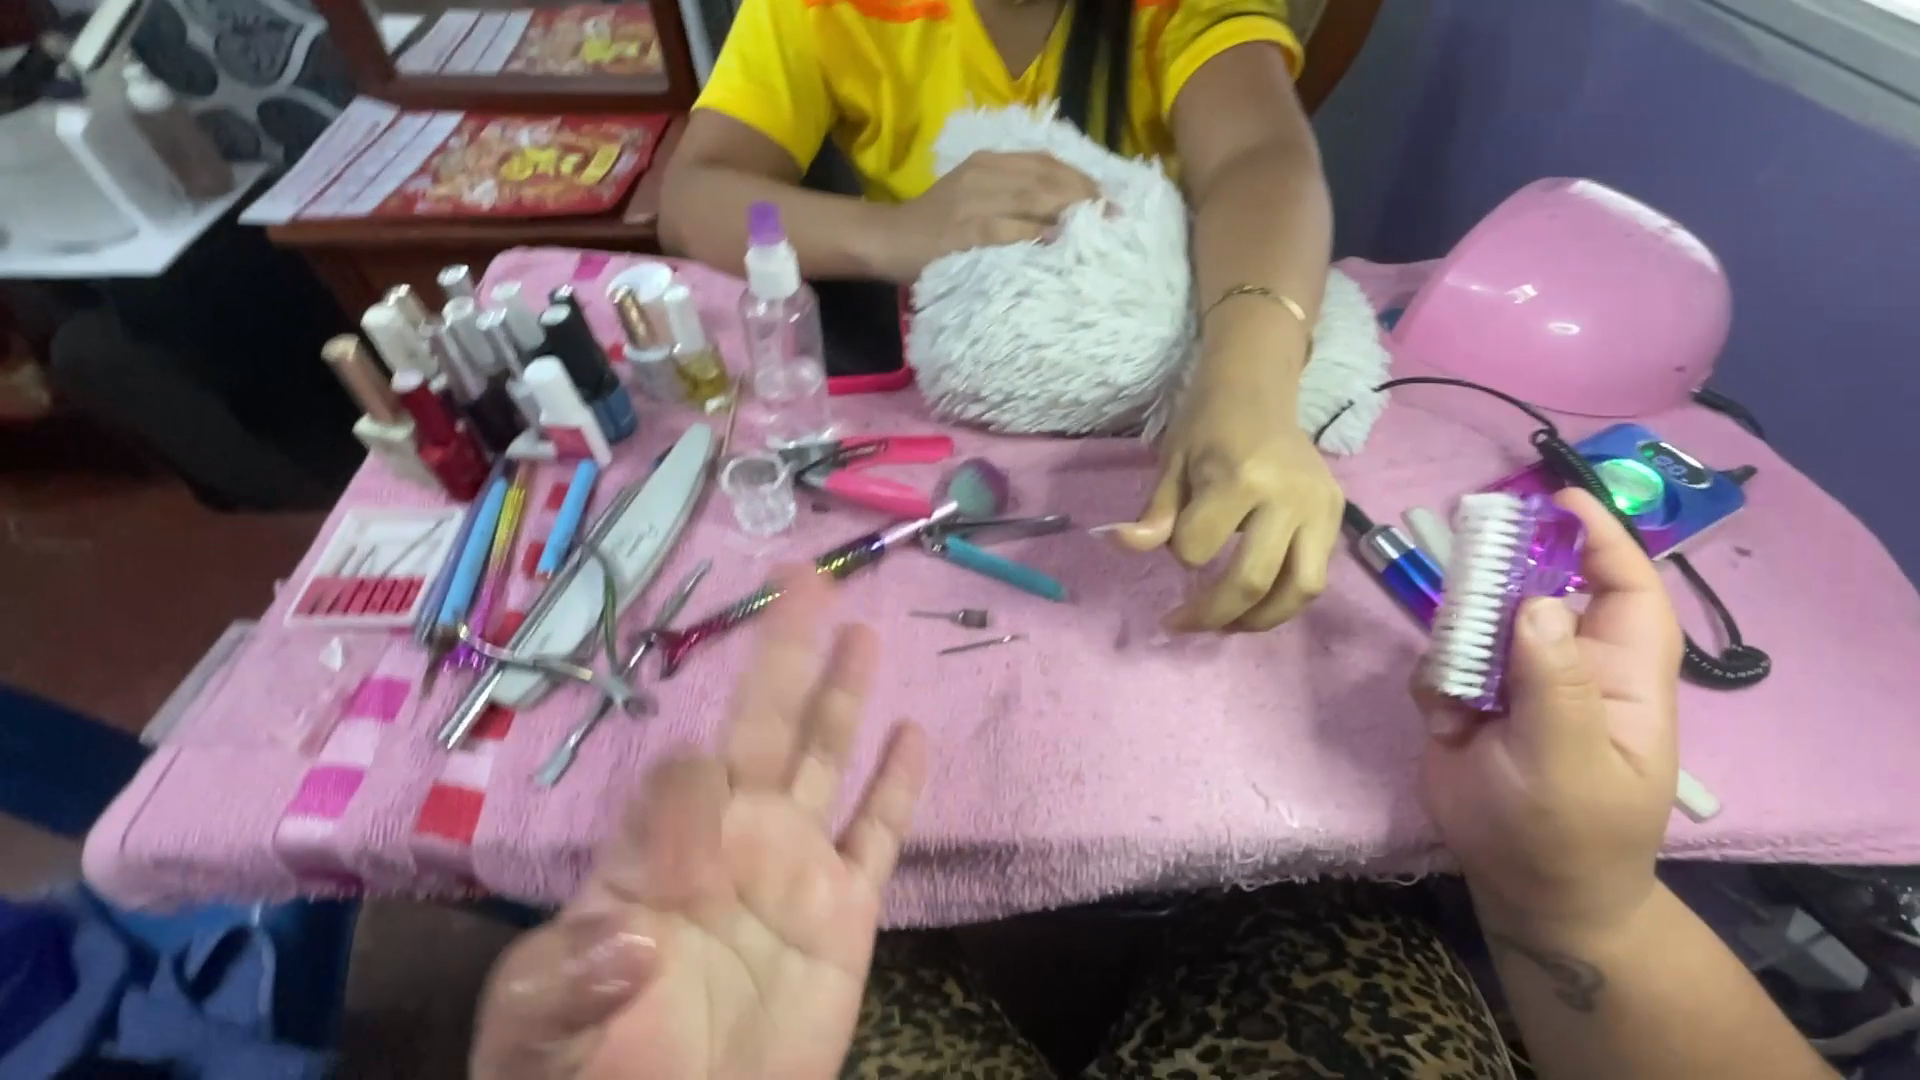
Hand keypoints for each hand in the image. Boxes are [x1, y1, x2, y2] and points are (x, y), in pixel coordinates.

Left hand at [470, 568, 928, 1079]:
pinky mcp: (847, 907)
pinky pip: (878, 834)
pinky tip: (914, 734)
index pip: (683, 776)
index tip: (700, 840)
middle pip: (766, 725)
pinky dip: (898, 787)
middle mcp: (734, 834)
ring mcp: (796, 865)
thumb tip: (636, 933)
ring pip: (827, 759)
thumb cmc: (595, 1073)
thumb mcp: (541, 1029)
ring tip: (861, 633)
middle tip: (803, 581)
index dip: (693, 788)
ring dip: (844, 696)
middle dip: (783, 652)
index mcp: (658, 848)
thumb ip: (571, 976)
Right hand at [879, 151, 1098, 281]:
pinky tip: (1057, 243)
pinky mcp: (965, 232)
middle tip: (1114, 217)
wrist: (888, 239)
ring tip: (1097, 229)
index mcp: (990, 162)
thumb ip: (1013, 198)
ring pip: (1033, 200)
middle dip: (1085, 197)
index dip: (1082, 179)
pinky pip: (1008, 230)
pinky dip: (1035, 235)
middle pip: (1047, 179)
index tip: (1110, 199)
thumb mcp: (976, 197)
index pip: (1046, 163)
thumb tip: (1065, 213)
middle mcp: (985, 175)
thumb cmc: (937, 226)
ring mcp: (974, 203)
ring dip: (1069, 213)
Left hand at [1110, 369, 1344, 630]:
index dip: (1178, 555)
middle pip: (1254, 583)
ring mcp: (1321, 507)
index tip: (1171, 541)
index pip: (1198, 549)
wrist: (1257, 387)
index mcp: (1241, 479)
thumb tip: (1120, 546)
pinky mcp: (1338, 514)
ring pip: (1300, 590)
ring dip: (1260, 620)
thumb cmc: (1206, 423)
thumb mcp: (1171, 464)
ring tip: (1227, 626)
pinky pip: (1316, 575)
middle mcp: (1290, 497)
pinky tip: (1255, 601)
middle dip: (1213, 615)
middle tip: (1184, 624)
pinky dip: (1286, 598)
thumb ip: (1155, 515)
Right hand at [1414, 489, 1681, 939]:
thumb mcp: (1568, 761)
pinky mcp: (1466, 702)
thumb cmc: (1565, 829)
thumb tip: (1537, 602)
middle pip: (1537, 596)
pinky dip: (1433, 684)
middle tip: (1465, 564)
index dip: (1602, 541)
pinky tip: (1442, 724)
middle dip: (1502, 579)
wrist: (1521, 885)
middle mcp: (1567, 669)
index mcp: (1619, 679)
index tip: (1560, 500)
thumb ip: (1554, 683)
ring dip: (1456, 647)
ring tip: (1455, 692)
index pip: (1625, 593)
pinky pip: (1440, 665)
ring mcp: (1513, 685)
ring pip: (1476, 628)